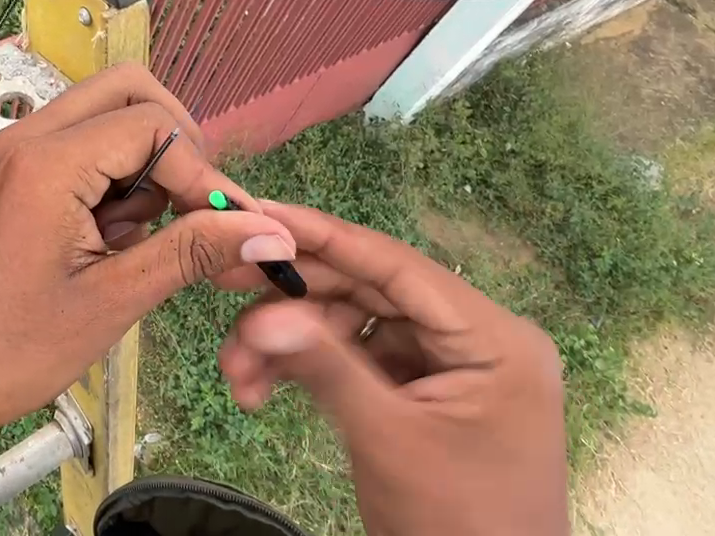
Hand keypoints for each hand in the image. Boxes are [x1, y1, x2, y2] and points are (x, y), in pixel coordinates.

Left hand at [0, 64, 295, 496]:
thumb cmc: (13, 350)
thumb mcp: (113, 300)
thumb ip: (191, 250)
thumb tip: (268, 230)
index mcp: (48, 161)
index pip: (153, 125)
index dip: (204, 171)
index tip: (235, 224)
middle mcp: (27, 137)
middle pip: (126, 90)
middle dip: (176, 139)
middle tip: (194, 204)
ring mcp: (15, 150)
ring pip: (103, 113)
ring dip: (142, 159)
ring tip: (138, 236)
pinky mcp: (13, 172)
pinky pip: (79, 142)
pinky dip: (112, 173)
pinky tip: (111, 236)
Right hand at [215, 202, 567, 535]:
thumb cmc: (455, 525)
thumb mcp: (386, 439)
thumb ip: (323, 364)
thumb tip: (261, 313)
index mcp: (492, 337)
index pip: (393, 264)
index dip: (321, 235)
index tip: (258, 211)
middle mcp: (471, 335)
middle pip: (364, 289)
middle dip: (291, 301)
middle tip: (222, 286)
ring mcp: (444, 362)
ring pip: (348, 321)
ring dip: (288, 341)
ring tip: (234, 371)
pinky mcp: (418, 386)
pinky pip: (353, 356)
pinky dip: (306, 368)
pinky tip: (258, 388)